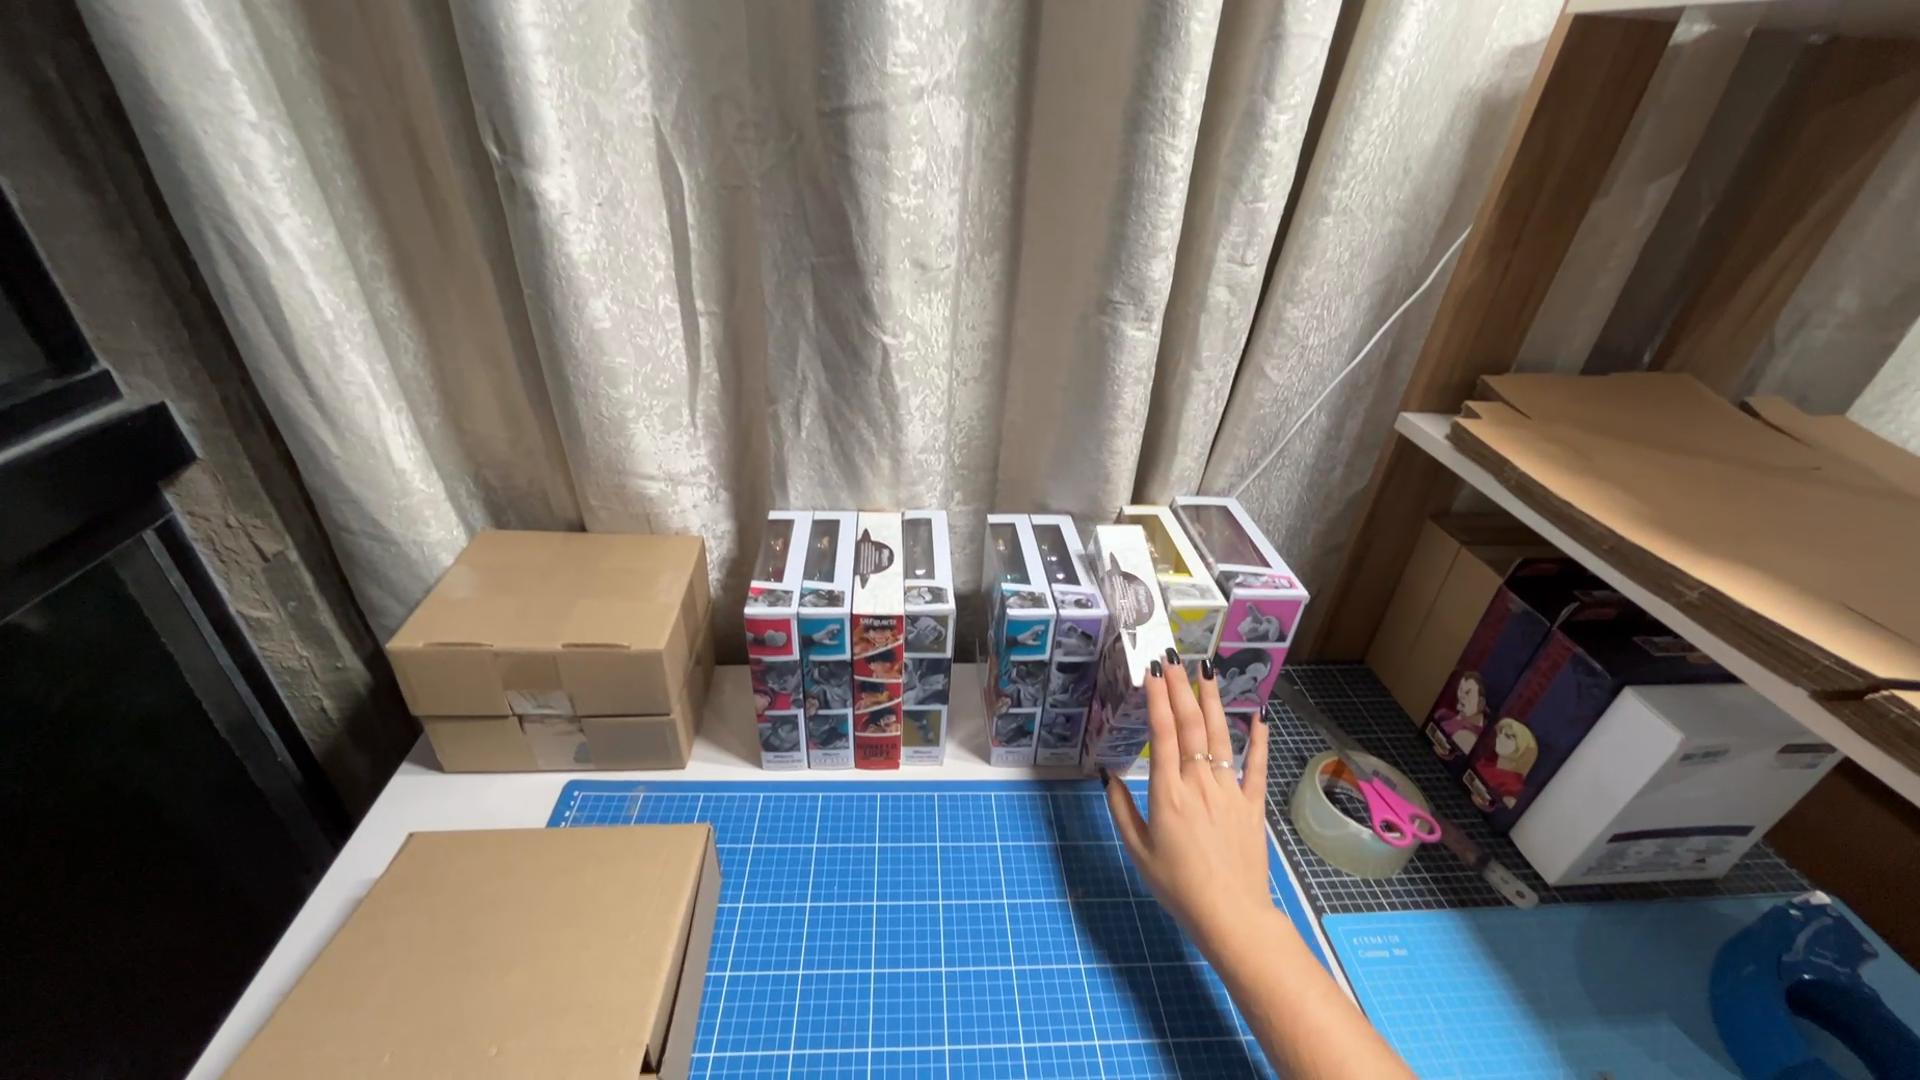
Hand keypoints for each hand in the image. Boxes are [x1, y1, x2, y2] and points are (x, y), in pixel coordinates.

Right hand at [1103, 648, 1273, 960]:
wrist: (1230, 915)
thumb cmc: (1176, 885)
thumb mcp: (1137, 850)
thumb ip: (1121, 808)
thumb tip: (1108, 773)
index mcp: (1167, 793)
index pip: (1162, 734)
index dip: (1157, 699)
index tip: (1153, 672)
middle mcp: (1199, 783)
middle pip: (1191, 726)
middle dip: (1180, 688)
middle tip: (1174, 658)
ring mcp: (1229, 791)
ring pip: (1220, 737)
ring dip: (1212, 701)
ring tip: (1207, 671)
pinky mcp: (1252, 804)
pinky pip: (1256, 766)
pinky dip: (1258, 739)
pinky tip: (1257, 715)